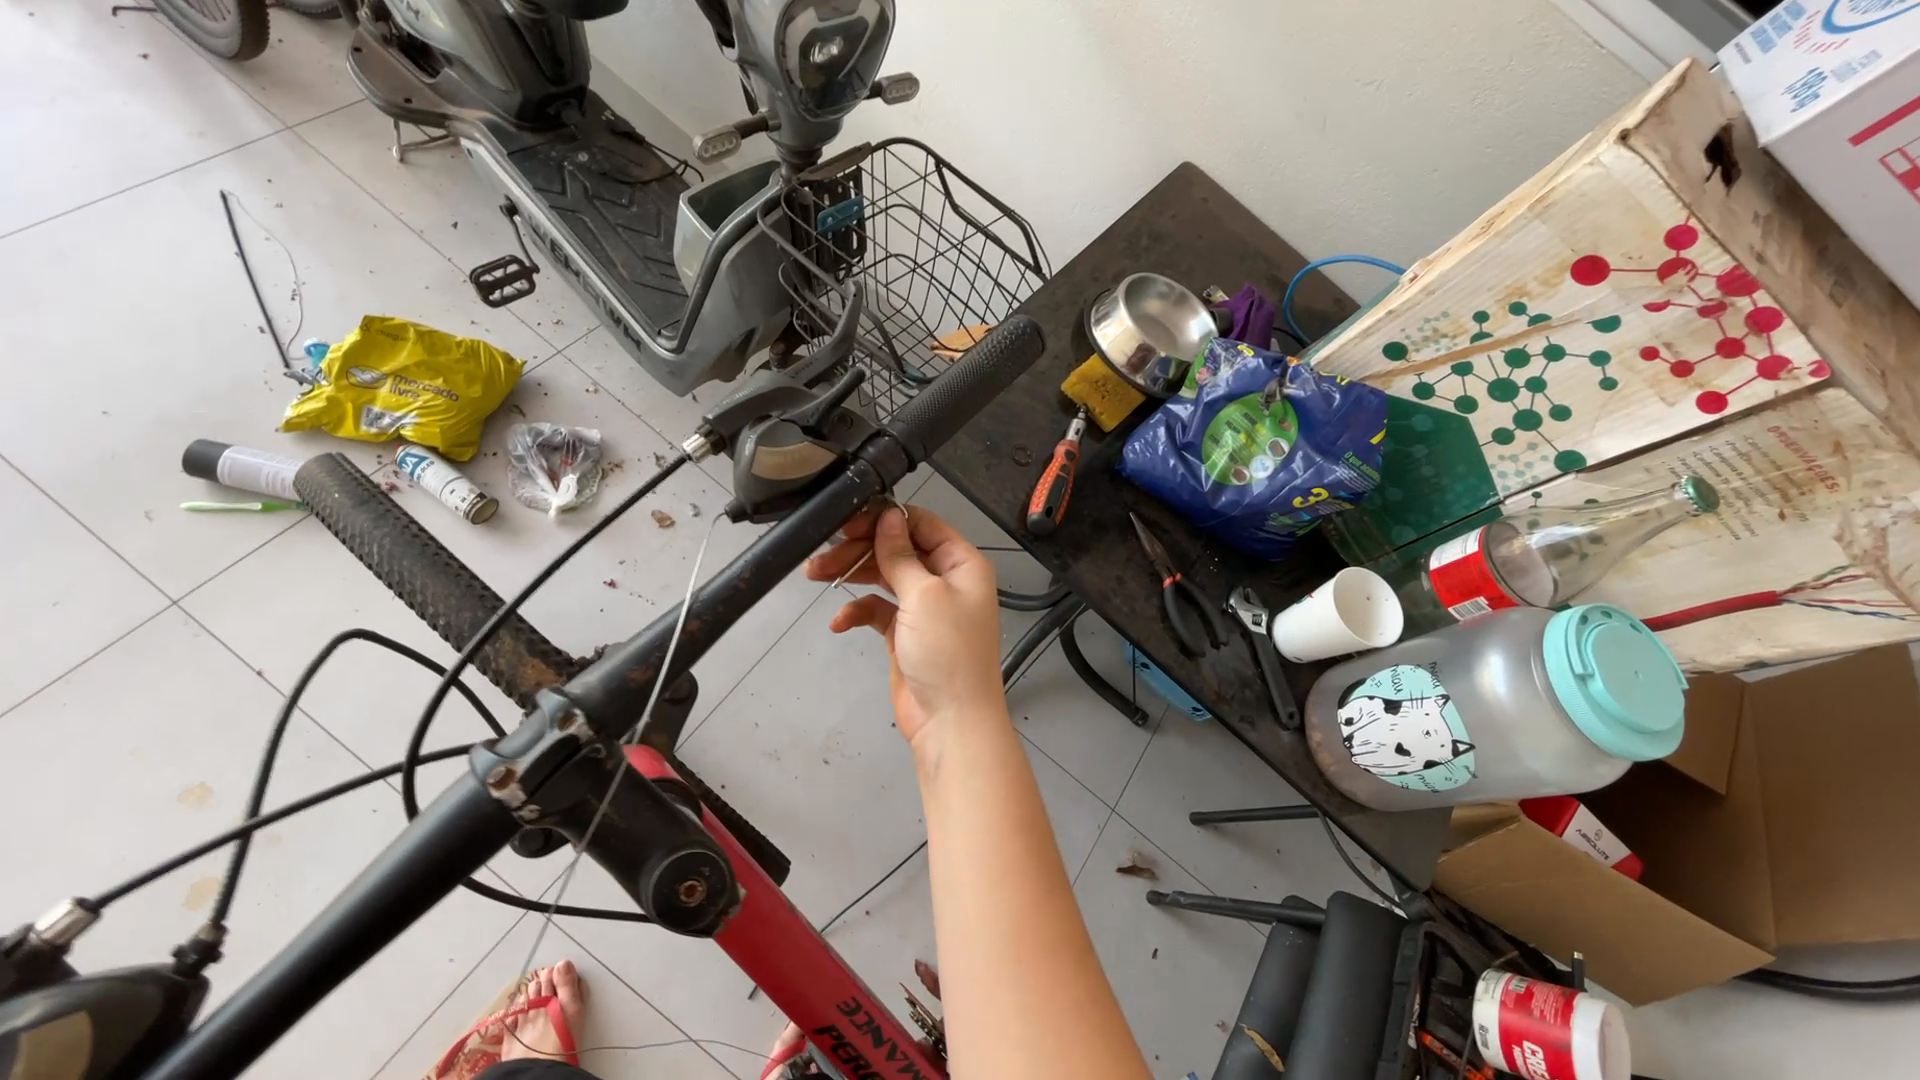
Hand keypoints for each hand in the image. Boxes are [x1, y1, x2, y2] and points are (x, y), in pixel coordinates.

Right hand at [805, 505, 1005, 748]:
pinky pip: (876, 610)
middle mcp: (945, 580)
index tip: (849, 522)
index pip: (923, 525)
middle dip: (860, 549)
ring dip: (851, 574)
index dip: (886, 520)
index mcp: (962, 564)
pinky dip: (857, 612)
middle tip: (824, 552)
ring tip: (814, 574)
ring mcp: (924, 607)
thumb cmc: (947, 652)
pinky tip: (839, 623)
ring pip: (883, 576)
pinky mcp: (904, 633)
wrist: (951, 721)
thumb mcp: (923, 595)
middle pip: (897, 549)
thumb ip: (901, 555)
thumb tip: (889, 517)